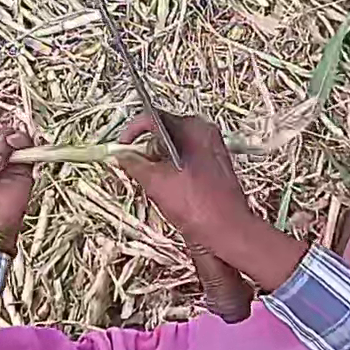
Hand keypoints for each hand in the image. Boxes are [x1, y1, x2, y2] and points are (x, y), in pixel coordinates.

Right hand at [117, 112, 306, 290]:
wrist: (227, 230)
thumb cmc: (198, 206)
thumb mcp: (155, 182)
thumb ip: (134, 163)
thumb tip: (122, 155)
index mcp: (193, 129)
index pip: (153, 118)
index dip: (132, 132)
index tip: (122, 147)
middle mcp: (205, 133)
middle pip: (163, 132)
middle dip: (146, 150)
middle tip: (136, 167)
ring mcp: (211, 149)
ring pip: (173, 147)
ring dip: (158, 162)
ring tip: (155, 182)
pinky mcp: (214, 165)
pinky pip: (185, 158)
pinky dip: (172, 169)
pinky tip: (169, 188)